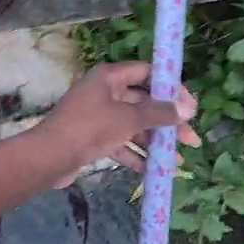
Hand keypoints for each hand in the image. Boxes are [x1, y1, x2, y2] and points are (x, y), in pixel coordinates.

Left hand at [35, 62, 199, 186]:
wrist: (50, 156)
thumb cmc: (90, 128)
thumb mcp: (128, 119)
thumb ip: (158, 113)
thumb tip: (187, 108)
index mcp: (109, 77)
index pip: (146, 73)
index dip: (170, 87)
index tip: (190, 107)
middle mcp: (103, 91)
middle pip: (143, 102)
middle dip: (167, 121)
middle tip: (192, 140)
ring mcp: (97, 115)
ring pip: (133, 124)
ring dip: (154, 141)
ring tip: (176, 160)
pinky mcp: (92, 137)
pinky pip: (120, 142)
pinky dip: (135, 154)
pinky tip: (152, 169)